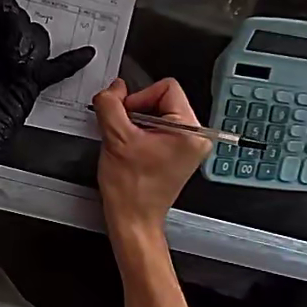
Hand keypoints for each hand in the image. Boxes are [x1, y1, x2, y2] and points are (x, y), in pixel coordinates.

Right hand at [92, 77, 210, 237]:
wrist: (133, 219)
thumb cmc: (132, 191)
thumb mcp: (115, 138)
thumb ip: (110, 104)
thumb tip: (114, 88)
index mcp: (190, 131)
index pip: (166, 87)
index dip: (139, 98)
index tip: (128, 117)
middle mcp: (196, 136)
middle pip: (163, 98)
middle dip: (138, 112)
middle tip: (128, 134)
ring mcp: (189, 145)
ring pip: (158, 112)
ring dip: (138, 123)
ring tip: (131, 146)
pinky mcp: (179, 152)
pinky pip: (159, 127)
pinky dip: (142, 133)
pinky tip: (135, 150)